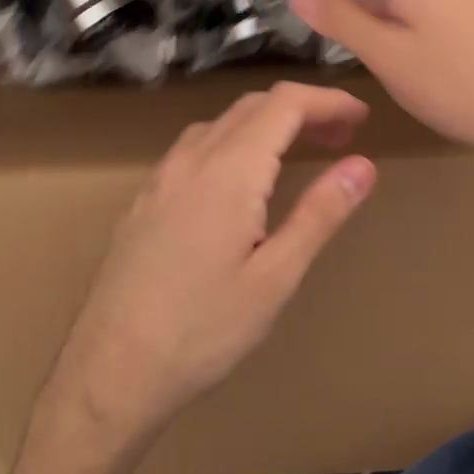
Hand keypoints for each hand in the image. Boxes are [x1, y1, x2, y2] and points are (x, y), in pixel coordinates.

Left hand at [50, 83, 377, 440]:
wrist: (110, 373)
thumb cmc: (203, 330)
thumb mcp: (276, 277)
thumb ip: (320, 213)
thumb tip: (363, 165)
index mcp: (229, 170)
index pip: (285, 103)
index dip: (328, 101)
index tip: (362, 117)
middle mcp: (191, 159)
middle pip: (254, 105)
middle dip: (303, 110)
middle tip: (342, 138)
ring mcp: (161, 178)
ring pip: (222, 123)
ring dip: (267, 124)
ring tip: (300, 153)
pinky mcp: (144, 201)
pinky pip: (196, 148)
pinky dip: (234, 142)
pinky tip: (242, 182)